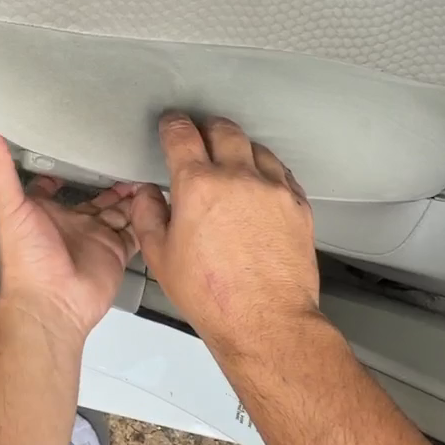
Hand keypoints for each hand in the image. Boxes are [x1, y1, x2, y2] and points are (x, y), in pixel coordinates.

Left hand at [0, 123, 141, 343]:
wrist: (51, 303)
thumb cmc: (25, 262)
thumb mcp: (9, 204)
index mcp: (42, 211)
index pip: (50, 184)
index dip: (59, 167)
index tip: (69, 147)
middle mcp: (69, 224)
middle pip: (92, 195)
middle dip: (105, 178)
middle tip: (120, 154)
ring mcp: (94, 238)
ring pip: (117, 210)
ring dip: (129, 194)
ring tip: (142, 169)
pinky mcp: (115, 252)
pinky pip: (134, 231)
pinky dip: (145, 217)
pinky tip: (155, 200)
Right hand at [128, 114, 319, 352]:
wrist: (267, 321)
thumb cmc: (211, 294)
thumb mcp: (159, 256)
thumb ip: (147, 215)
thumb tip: (148, 193)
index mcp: (197, 185)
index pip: (182, 135)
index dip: (173, 124)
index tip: (171, 123)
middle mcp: (237, 178)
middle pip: (224, 130)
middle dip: (208, 128)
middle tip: (201, 135)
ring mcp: (272, 190)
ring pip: (256, 147)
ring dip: (240, 148)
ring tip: (232, 160)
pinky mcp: (298, 206)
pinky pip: (282, 173)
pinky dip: (267, 170)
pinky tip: (260, 183)